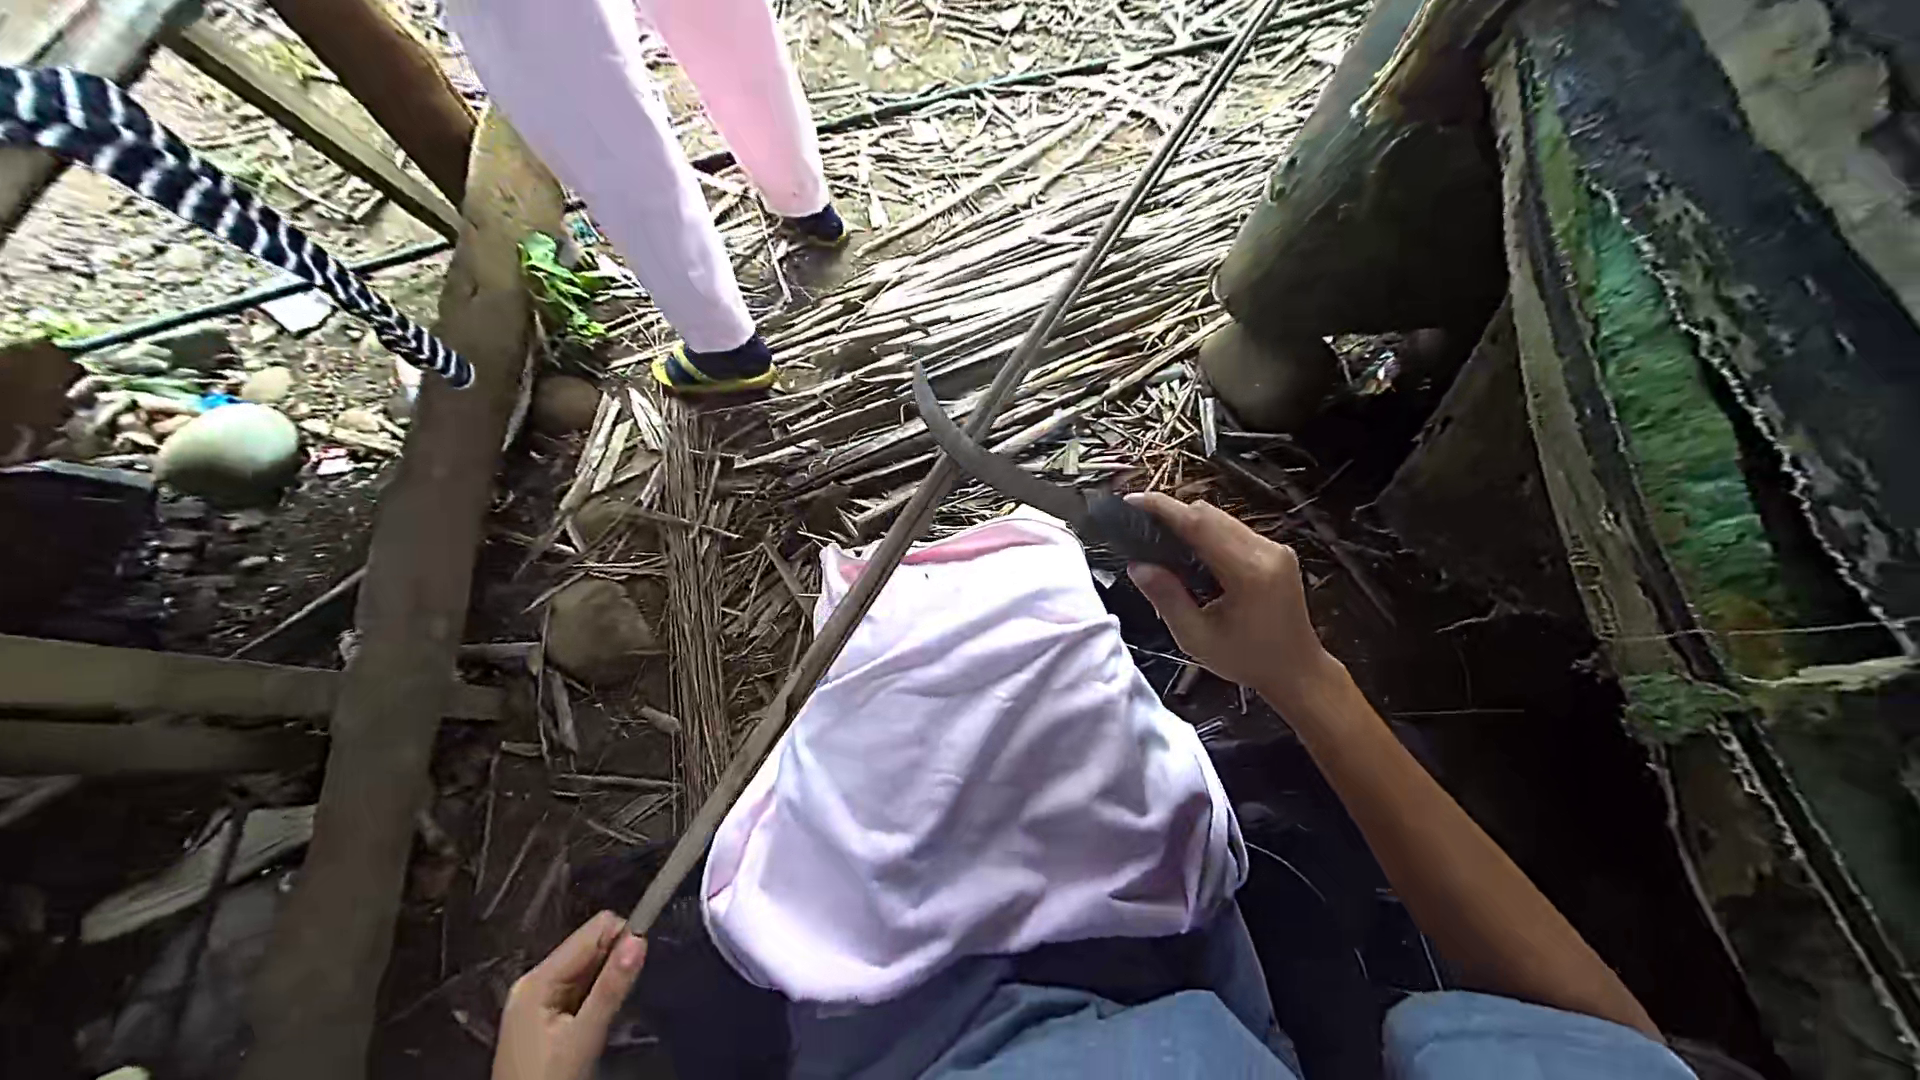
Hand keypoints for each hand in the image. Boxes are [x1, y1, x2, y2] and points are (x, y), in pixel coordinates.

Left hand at [493, 911, 647, 1079]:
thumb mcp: (583, 1038)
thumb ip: (612, 987)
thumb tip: (640, 938)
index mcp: (538, 980)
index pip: (595, 930)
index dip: (623, 939)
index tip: (639, 963)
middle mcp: (536, 981)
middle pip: (592, 946)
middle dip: (614, 964)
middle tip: (619, 998)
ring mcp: (538, 999)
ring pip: (590, 967)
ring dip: (607, 983)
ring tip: (606, 1014)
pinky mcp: (545, 1015)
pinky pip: (582, 987)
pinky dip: (598, 996)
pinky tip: (596, 1021)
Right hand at [1125, 493, 1340, 708]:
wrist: (1297, 670)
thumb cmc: (1247, 660)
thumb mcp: (1196, 636)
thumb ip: (1166, 598)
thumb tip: (1137, 565)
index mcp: (1248, 572)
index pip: (1199, 524)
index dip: (1163, 508)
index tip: (1132, 501)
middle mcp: (1266, 552)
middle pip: (1210, 515)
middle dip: (1172, 513)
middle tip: (1139, 525)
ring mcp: (1274, 549)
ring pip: (1221, 518)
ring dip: (1188, 523)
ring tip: (1159, 539)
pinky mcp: (1275, 551)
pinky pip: (1232, 529)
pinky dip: (1206, 533)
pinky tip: (1188, 552)